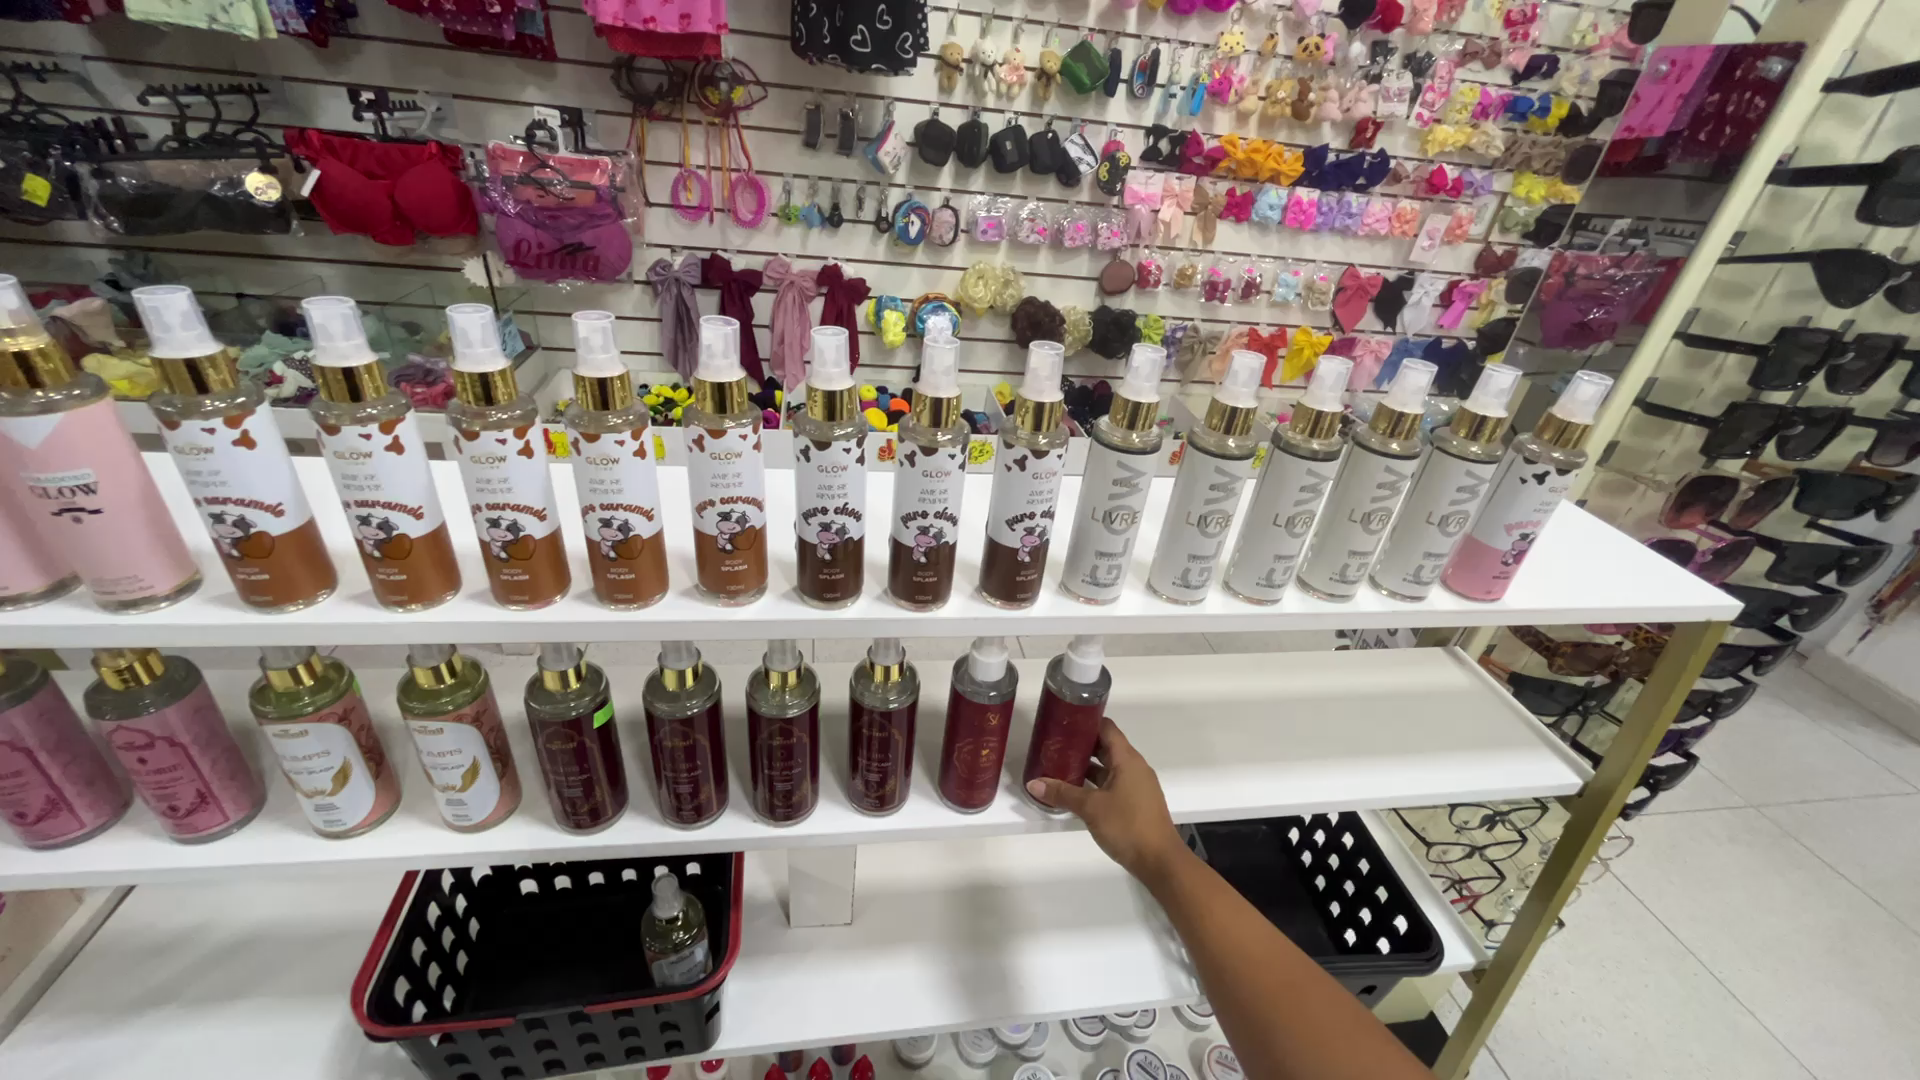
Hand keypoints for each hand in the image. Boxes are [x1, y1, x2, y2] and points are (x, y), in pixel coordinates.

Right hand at [1027, 718, 1189, 886]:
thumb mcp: (1091, 808)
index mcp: (1127, 759)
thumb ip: (1062, 793)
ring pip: (1109, 767)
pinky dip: (1095, 783)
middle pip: (1106, 746)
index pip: (1106, 728)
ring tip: (1060, 766)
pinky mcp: (1136, 802)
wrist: (1160, 862)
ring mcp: (1137, 786)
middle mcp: (1134, 767)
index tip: (1063, 722)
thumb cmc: (1128, 826)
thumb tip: (1034, 784)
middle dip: (1081, 745)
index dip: (1086, 722)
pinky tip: (1076, 791)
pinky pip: (1113, 783)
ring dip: (1087, 766)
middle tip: (1055, 745)